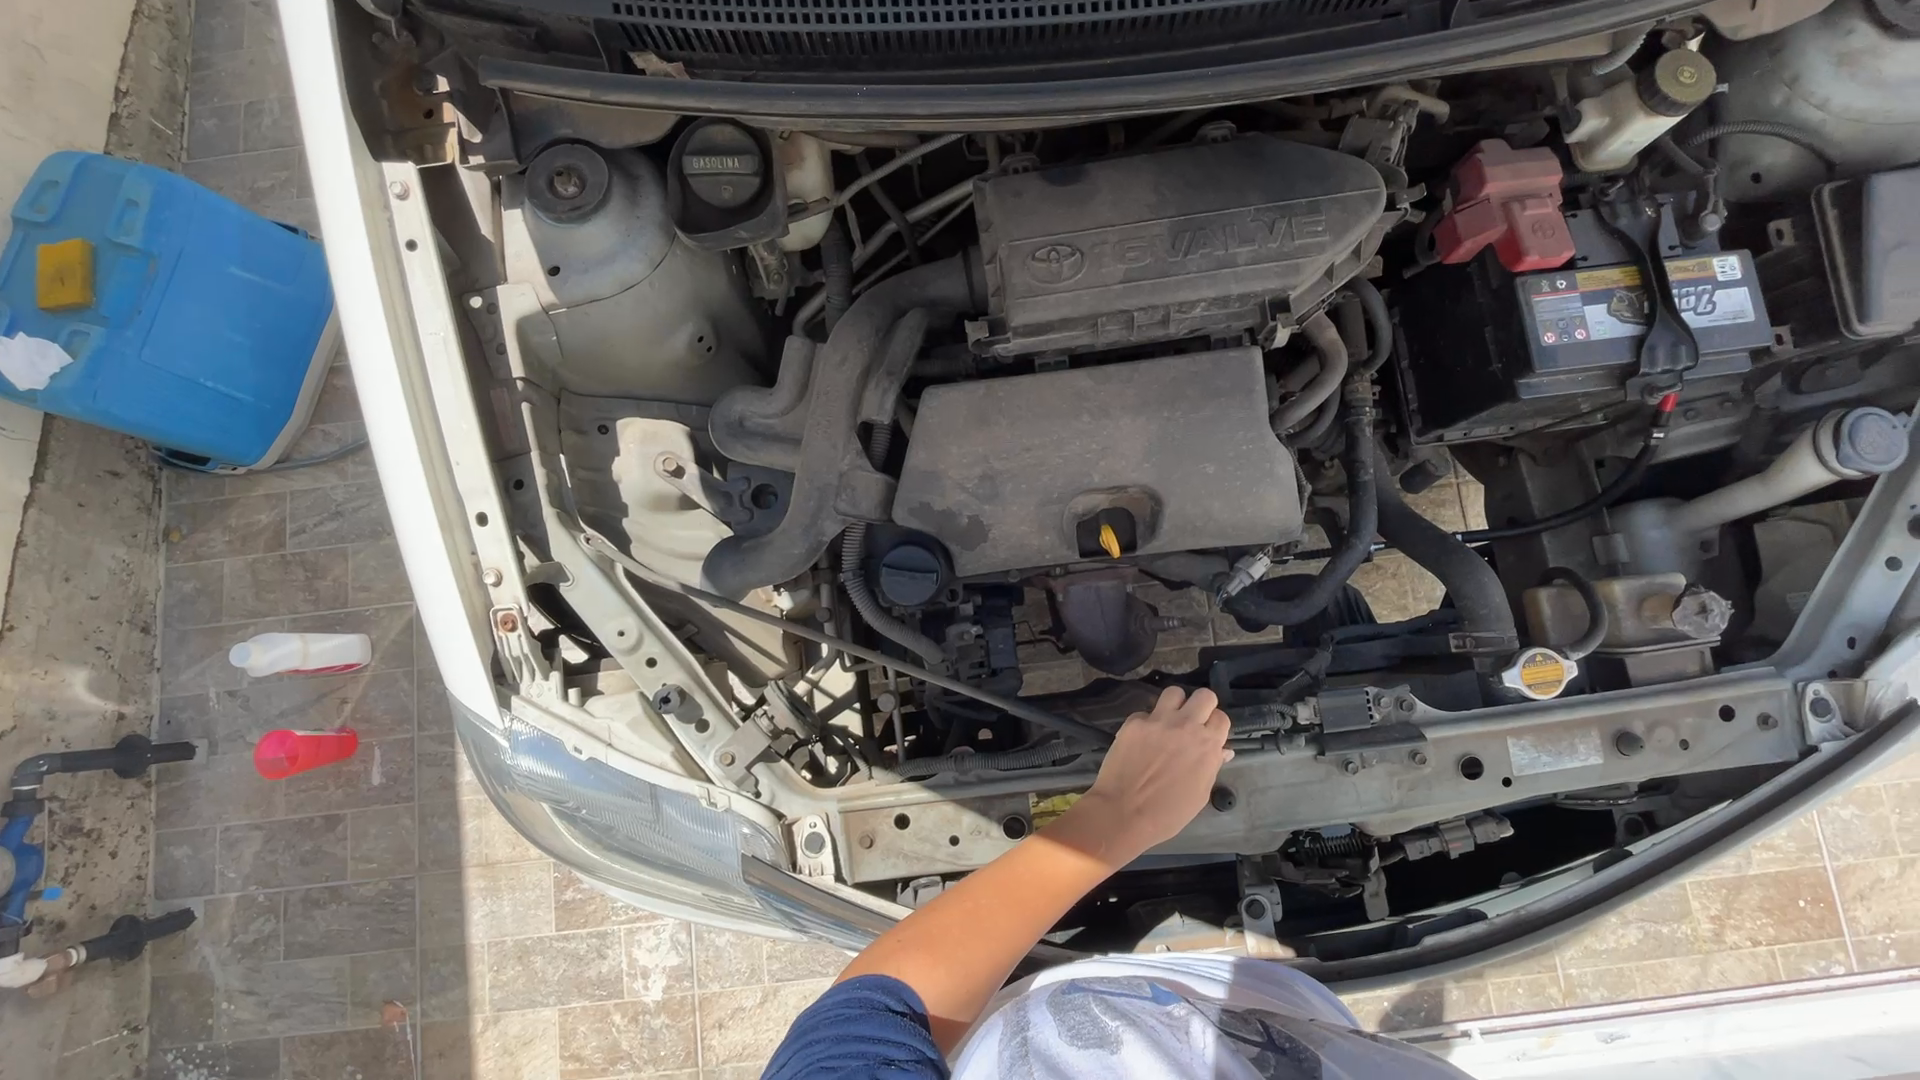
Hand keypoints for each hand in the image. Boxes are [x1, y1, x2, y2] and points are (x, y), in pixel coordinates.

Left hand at [1068, 686, 1232, 861]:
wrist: (1124, 812)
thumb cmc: (1168, 813)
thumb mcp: (1200, 794)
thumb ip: (1211, 765)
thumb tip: (1222, 750)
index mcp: (1207, 745)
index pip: (1221, 717)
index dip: (1215, 725)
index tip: (1208, 733)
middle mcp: (1185, 726)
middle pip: (1204, 695)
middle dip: (1201, 706)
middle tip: (1192, 721)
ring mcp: (1158, 721)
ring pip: (1173, 692)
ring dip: (1175, 704)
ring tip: (1168, 721)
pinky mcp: (1134, 722)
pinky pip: (1145, 712)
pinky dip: (1146, 723)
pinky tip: (1141, 739)